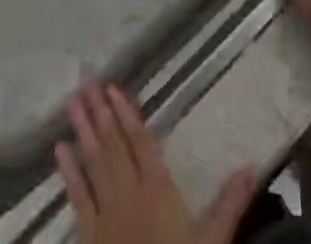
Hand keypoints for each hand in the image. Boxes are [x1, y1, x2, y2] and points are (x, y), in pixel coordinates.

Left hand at [55, 84, 257, 243]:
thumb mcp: (215, 241)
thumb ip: (230, 203)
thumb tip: (251, 165)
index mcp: (159, 192)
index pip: (142, 145)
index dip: (128, 116)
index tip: (113, 88)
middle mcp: (129, 194)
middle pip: (113, 146)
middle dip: (100, 114)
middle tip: (86, 83)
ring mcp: (106, 212)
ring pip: (93, 163)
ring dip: (83, 131)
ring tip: (71, 102)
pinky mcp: (90, 233)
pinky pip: (77, 197)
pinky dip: (69, 172)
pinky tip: (59, 148)